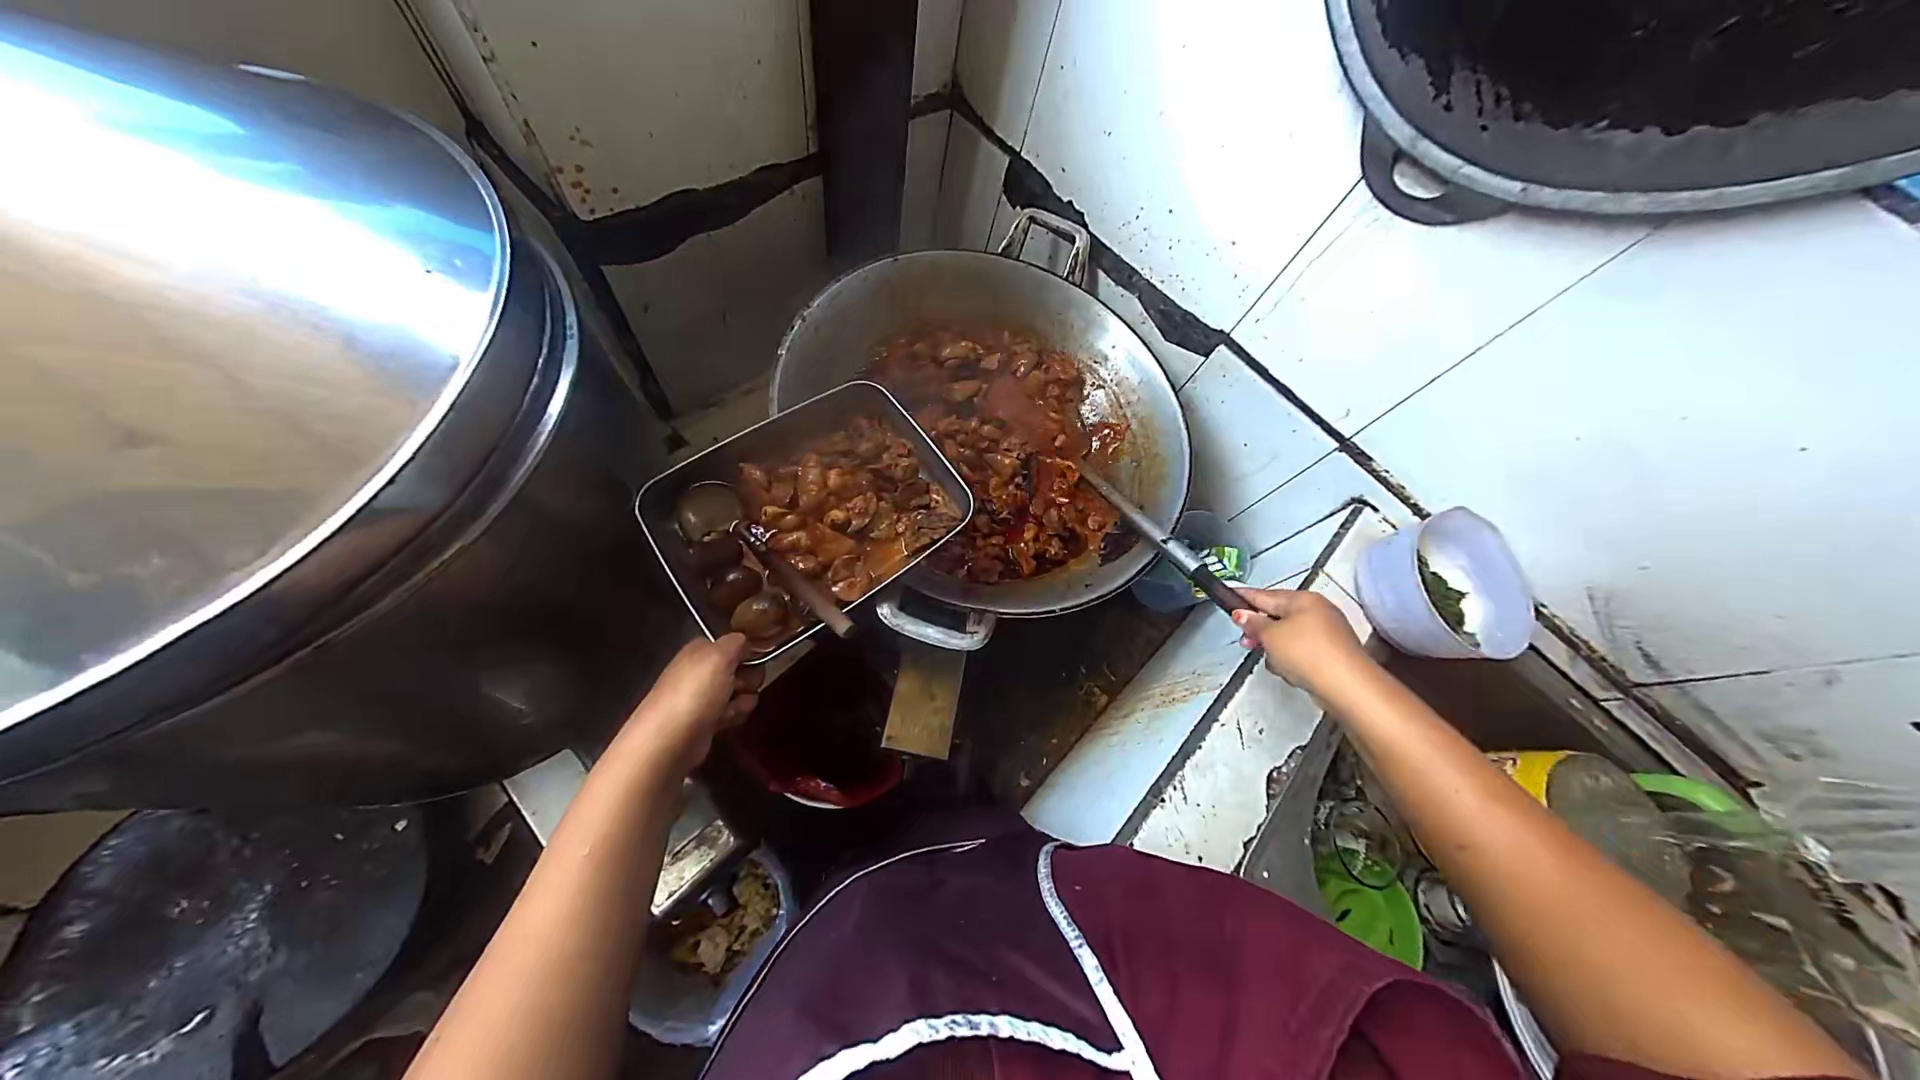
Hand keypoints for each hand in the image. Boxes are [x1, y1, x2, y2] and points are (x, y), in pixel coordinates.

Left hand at [617, 634, 761, 773]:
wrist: (670, 739)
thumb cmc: (695, 691)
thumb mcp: (719, 656)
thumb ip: (736, 642)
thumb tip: (744, 640)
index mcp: (700, 650)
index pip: (733, 644)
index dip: (747, 652)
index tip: (753, 661)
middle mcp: (701, 670)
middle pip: (741, 668)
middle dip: (748, 678)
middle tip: (739, 686)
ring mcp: (703, 696)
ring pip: (741, 691)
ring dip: (743, 699)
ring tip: (731, 708)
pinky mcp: (707, 720)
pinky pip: (732, 712)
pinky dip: (734, 716)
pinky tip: (726, 722)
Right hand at [1230, 587, 1368, 689]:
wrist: (1347, 686)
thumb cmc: (1306, 653)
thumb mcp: (1270, 636)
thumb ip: (1253, 623)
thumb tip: (1241, 614)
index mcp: (1303, 599)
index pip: (1265, 595)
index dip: (1244, 596)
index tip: (1228, 594)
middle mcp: (1318, 611)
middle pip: (1278, 616)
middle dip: (1260, 630)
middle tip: (1246, 640)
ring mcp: (1327, 633)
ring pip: (1288, 636)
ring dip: (1276, 648)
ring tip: (1273, 661)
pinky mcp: (1331, 654)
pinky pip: (1301, 651)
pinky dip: (1291, 659)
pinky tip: (1289, 671)